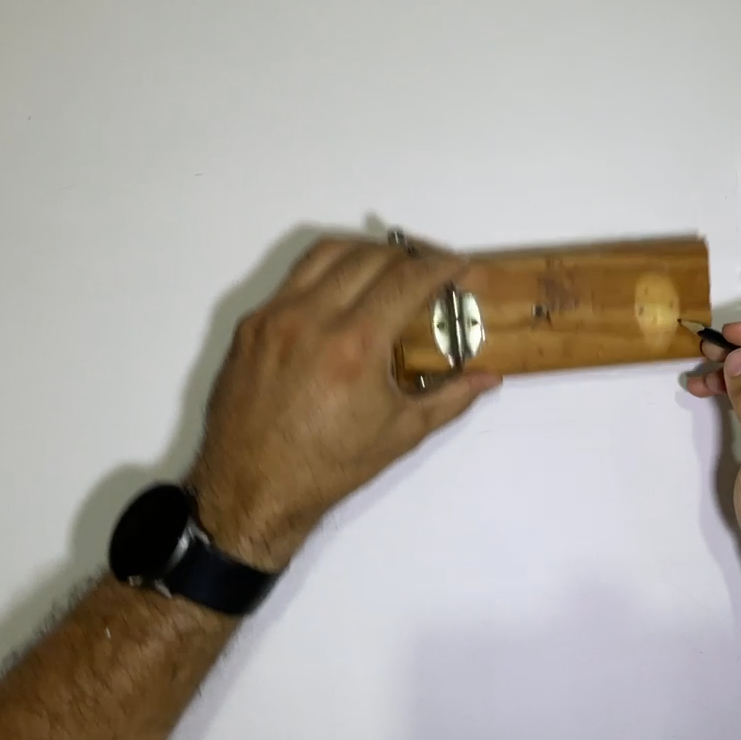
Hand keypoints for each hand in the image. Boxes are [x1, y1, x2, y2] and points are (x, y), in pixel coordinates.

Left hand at [190, 237, 499, 570]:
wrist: (251, 489)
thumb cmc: (329, 467)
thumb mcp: (401, 434)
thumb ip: (450, 398)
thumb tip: (489, 378)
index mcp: (355, 345)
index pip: (407, 279)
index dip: (440, 265)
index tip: (458, 264)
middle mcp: (311, 319)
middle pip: (371, 256)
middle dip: (409, 254)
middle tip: (430, 268)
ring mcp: (275, 317)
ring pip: (327, 252)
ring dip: (366, 250)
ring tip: (389, 267)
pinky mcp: (252, 325)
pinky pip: (294, 277)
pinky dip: (327, 271)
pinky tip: (343, 293)